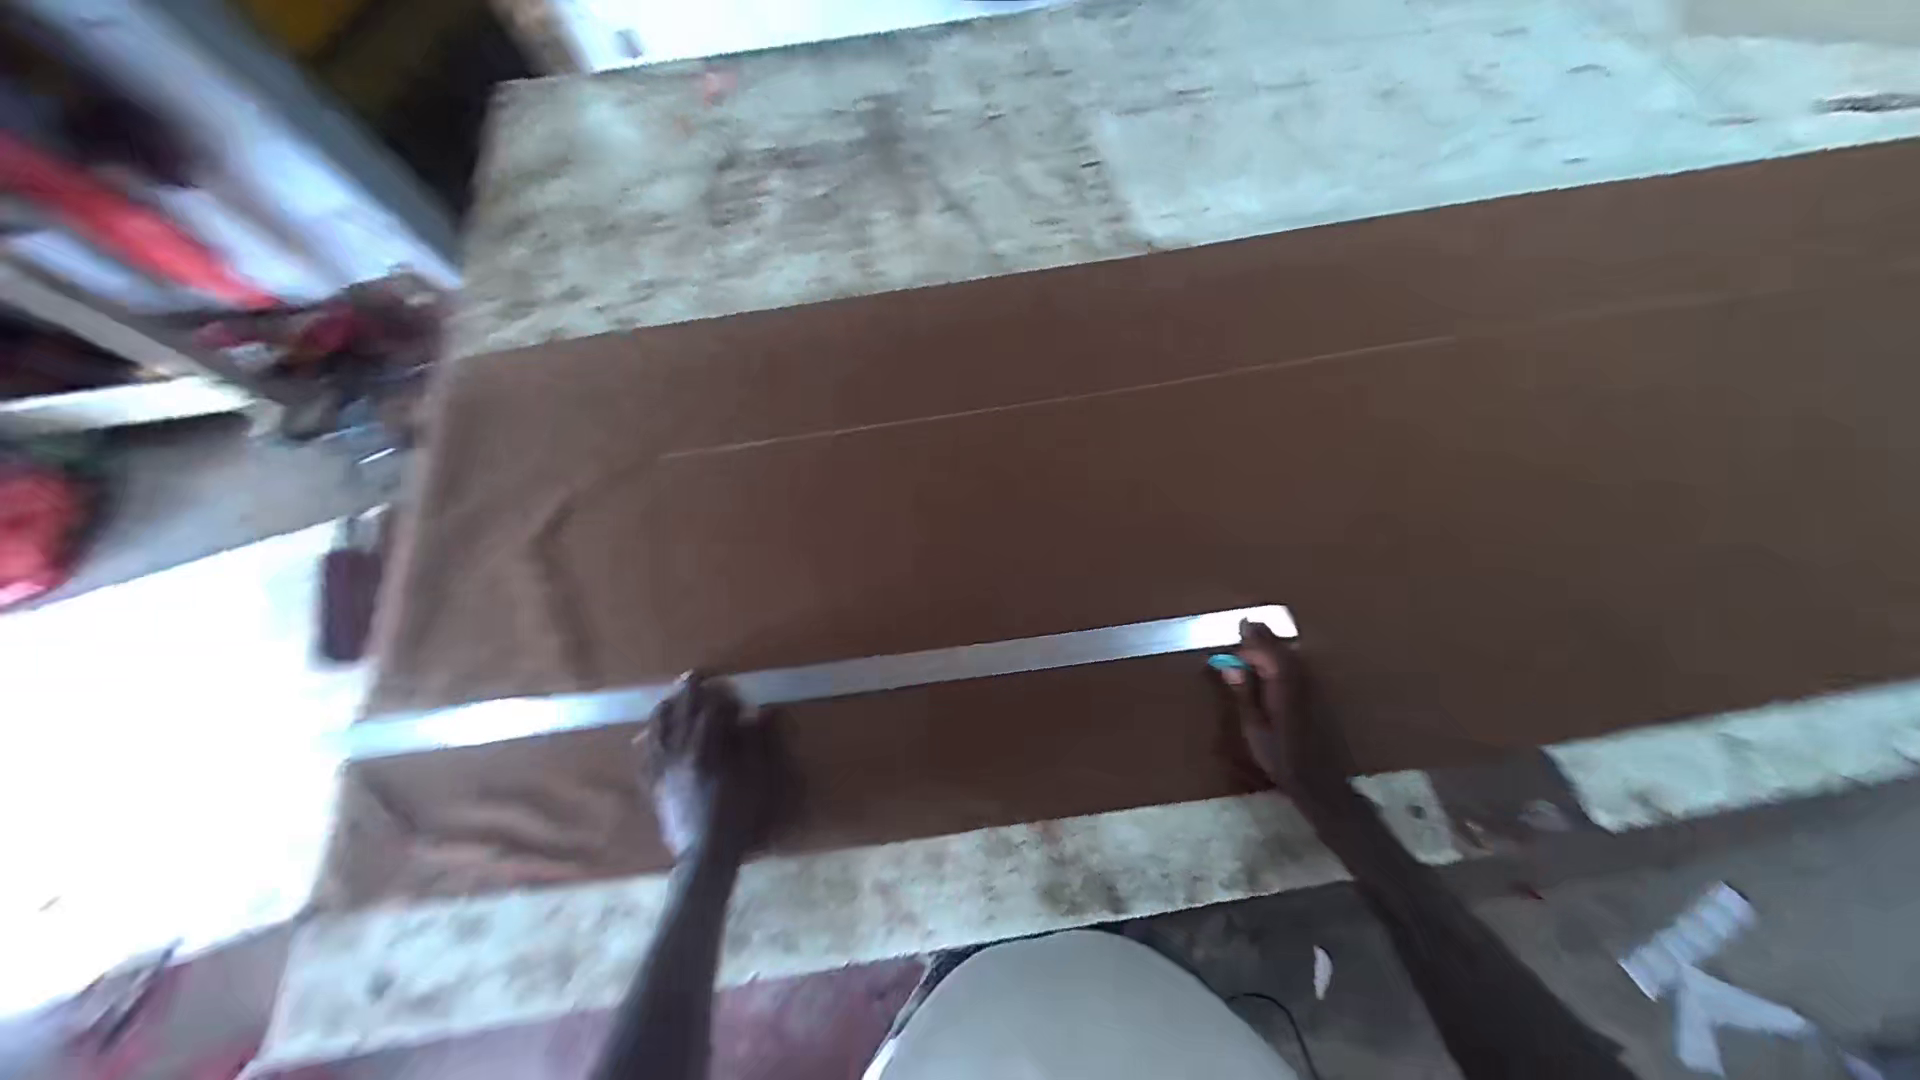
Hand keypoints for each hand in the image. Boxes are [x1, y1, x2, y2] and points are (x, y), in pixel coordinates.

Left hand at [641, 673, 780, 861]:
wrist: (707, 854)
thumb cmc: (739, 814)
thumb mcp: (758, 776)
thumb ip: (757, 742)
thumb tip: (761, 711)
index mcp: (705, 750)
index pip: (709, 711)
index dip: (719, 696)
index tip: (730, 687)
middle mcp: (679, 755)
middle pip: (679, 714)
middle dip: (687, 692)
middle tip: (693, 675)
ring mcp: (663, 771)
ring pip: (657, 732)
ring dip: (663, 711)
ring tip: (668, 698)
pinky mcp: (655, 788)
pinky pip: (645, 759)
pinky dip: (646, 742)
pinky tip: (645, 737)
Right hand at [1215, 620, 1353, 800]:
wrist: (1321, 784)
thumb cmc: (1281, 758)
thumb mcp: (1253, 727)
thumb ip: (1243, 693)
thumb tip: (1230, 666)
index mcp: (1284, 687)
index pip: (1269, 653)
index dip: (1254, 639)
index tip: (1240, 626)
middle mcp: (1303, 683)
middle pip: (1283, 651)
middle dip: (1265, 637)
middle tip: (1247, 624)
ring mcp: (1314, 690)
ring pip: (1294, 658)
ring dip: (1276, 646)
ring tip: (1258, 637)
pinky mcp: (1320, 698)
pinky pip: (1301, 669)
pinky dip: (1286, 659)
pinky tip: (1276, 662)